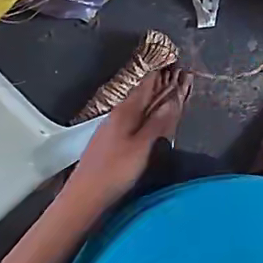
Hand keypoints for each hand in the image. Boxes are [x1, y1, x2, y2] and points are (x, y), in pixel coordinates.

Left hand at [66, 66, 189, 207]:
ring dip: (153, 102)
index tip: (175, 64)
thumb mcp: (142, 147)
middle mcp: (116, 116)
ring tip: (169, 97)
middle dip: (160, 87)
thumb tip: (173, 101)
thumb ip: (158, 123)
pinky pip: (132, 121)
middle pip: (141, 95)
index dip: (161, 75)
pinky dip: (146, 116)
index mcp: (124, 112)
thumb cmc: (114, 171)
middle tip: (178, 78)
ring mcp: (110, 129)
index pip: (146, 85)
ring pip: (137, 108)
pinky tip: (150, 123)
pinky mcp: (109, 143)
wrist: (84, 197)